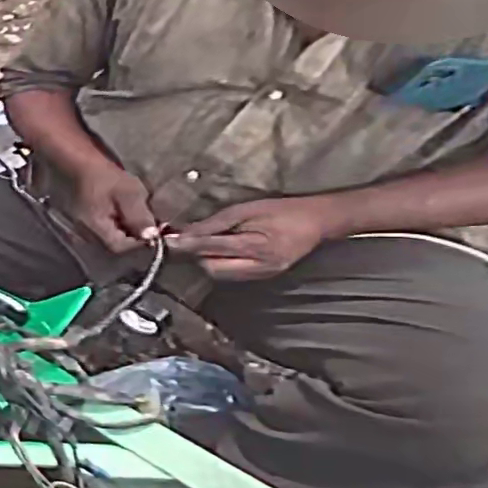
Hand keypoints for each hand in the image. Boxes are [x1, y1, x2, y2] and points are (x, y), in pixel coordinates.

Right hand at [64, 161, 158, 253]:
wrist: (84, 167)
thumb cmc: (106, 178)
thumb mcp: (129, 194)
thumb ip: (139, 216)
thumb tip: (150, 237)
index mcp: (94, 225)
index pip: (118, 246)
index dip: (138, 243)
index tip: (155, 232)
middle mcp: (84, 232)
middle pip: (113, 246)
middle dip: (134, 239)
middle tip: (151, 227)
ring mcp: (82, 229)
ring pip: (109, 241)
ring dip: (126, 235)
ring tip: (140, 221)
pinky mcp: (84, 225)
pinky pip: (104, 235)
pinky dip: (118, 230)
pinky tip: (126, 219)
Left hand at [166, 197, 340, 280]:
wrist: (319, 220)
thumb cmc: (282, 211)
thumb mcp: (245, 210)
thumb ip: (212, 224)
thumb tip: (182, 233)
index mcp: (259, 246)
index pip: (212, 248)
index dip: (187, 244)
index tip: (167, 241)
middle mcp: (261, 265)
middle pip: (211, 267)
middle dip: (196, 254)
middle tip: (188, 241)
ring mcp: (264, 274)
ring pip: (218, 274)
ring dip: (205, 260)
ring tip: (204, 245)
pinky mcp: (263, 277)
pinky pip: (230, 275)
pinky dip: (218, 264)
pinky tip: (218, 252)